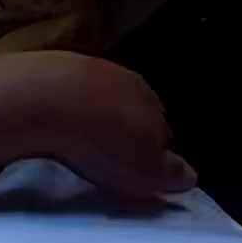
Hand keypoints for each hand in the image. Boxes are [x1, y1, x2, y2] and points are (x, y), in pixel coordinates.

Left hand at [3, 52, 197, 197]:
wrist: (49, 96)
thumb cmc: (103, 140)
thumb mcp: (144, 171)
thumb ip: (170, 173)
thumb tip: (192, 175)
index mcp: (154, 104)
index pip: (162, 131)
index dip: (153, 153)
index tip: (138, 173)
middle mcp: (131, 81)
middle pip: (135, 110)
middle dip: (126, 131)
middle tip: (110, 159)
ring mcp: (97, 70)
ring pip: (105, 98)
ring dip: (98, 117)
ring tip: (82, 142)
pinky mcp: (62, 67)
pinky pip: (74, 91)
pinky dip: (70, 107)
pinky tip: (58, 124)